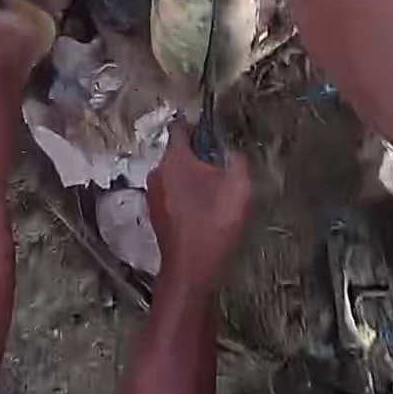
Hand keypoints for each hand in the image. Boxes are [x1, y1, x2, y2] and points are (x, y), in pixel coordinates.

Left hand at [147, 124, 254, 293]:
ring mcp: (153, 193)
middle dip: (199, 156)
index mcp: (176, 158)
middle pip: (179, 152)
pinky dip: (185, 195)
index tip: (212, 132)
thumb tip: (232, 153)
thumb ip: (237, 160)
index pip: (180, 127)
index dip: (197, 125)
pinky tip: (202, 211)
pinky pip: (171, 192)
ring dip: (192, 177)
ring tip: (214, 194)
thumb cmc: (215, 223)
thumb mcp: (239, 186)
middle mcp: (158, 171)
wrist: (192, 269)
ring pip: (175, 174)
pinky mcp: (154, 212)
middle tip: (221, 170)